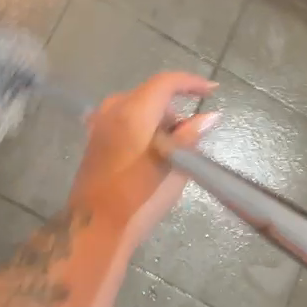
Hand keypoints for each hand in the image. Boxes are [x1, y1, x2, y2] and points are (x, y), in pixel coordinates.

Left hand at [68, 72, 218, 241]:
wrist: (96, 224)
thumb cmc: (139, 196)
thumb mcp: (173, 166)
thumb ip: (190, 136)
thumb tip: (211, 116)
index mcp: (133, 112)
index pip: (166, 82)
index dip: (191, 83)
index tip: (212, 90)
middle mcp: (113, 109)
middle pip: (150, 94)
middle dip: (175, 107)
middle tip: (193, 132)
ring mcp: (100, 123)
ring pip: (136, 106)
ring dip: (158, 118)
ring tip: (174, 147)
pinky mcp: (94, 138)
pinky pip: (124, 119)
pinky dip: (142, 126)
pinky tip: (153, 149)